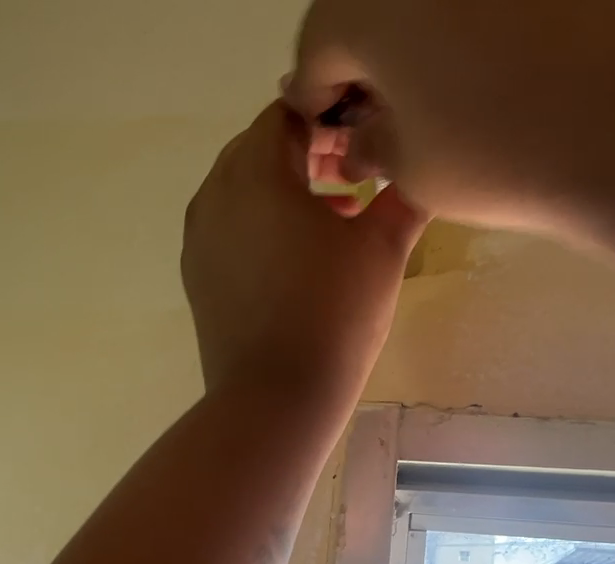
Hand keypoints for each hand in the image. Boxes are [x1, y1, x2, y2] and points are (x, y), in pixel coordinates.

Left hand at [183, 101, 426, 405]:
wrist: (275, 397)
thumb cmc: (334, 314)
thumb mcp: (383, 248)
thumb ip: (404, 193)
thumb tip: (418, 169)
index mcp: (258, 171)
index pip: (289, 114)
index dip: (330, 120)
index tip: (365, 147)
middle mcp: (216, 194)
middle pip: (259, 148)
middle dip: (305, 154)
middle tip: (352, 180)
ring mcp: (199, 238)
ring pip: (240, 190)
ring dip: (283, 191)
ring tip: (332, 222)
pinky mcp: (196, 276)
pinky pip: (228, 229)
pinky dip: (259, 226)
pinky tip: (296, 259)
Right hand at [286, 0, 614, 230]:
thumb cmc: (501, 150)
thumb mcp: (414, 171)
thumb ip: (372, 148)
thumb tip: (361, 139)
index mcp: (360, 4)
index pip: (313, 56)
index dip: (319, 105)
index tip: (335, 139)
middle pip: (367, 13)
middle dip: (370, 65)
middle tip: (393, 117)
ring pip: (425, 3)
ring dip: (421, 39)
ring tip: (453, 90)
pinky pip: (477, 4)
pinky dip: (476, 24)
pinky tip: (506, 57)